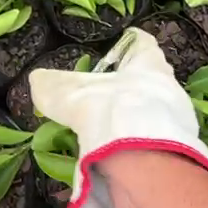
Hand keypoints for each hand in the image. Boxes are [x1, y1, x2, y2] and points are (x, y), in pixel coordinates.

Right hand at [27, 27, 207, 207]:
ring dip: (125, 122)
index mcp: (149, 66)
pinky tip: (107, 153)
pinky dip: (127, 148)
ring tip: (97, 128)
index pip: (142, 45)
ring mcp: (170, 125)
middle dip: (125, 89)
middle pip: (147, 82)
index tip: (119, 45)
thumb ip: (54, 86)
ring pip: (147, 116)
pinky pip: (145, 145)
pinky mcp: (168, 154)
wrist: (143, 164)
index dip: (130, 44)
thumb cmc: (110, 111)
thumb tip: (37, 79)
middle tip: (99, 94)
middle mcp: (166, 91)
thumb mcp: (72, 94)